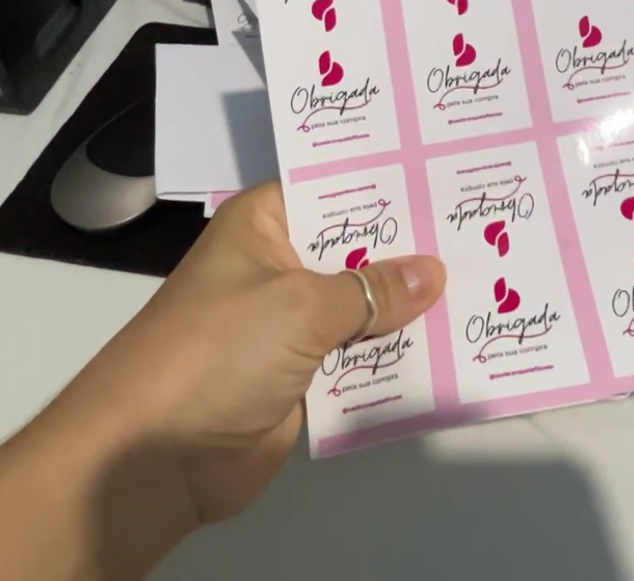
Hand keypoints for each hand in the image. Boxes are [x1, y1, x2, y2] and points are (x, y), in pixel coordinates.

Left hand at [44, 181, 445, 524]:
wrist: (151, 458)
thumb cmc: (218, 350)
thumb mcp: (301, 305)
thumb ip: (373, 290)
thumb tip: (435, 272)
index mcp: (266, 223)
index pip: (335, 187)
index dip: (389, 183)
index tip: (446, 174)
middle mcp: (280, 262)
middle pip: (356, 246)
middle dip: (409, 246)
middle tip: (480, 226)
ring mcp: (290, 319)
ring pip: (362, 300)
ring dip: (408, 302)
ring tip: (481, 279)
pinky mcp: (302, 370)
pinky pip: (359, 351)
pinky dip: (394, 350)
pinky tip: (451, 340)